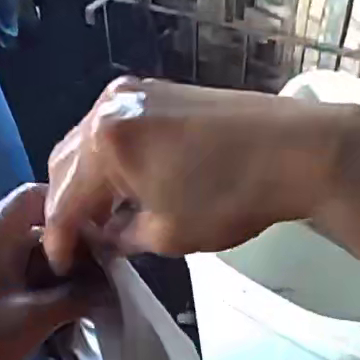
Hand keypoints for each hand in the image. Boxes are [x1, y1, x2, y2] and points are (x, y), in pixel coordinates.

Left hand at [0, 184, 95, 359]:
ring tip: (77, 295)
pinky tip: (48, 306)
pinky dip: (30, 280)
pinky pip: (4, 267)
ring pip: (19, 249)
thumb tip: (112, 285)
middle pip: (30, 224)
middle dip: (65, 249)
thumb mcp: (36, 318)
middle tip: (95, 275)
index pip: (35, 195)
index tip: (99, 237)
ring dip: (50, 269)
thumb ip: (79, 295)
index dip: (70, 210)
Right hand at [42, 77, 359, 272]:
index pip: (64, 202)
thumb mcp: (166, 235)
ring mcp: (133, 93)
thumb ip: (122, 236)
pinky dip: (108, 163)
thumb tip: (105, 235)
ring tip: (100, 220)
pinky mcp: (157, 91)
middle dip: (67, 208)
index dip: (60, 241)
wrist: (299, 150)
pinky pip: (113, 132)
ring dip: (85, 184)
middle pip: (65, 166)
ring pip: (86, 146)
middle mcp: (109, 108)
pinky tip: (122, 189)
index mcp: (106, 143)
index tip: (62, 267)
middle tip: (78, 245)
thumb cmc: (231, 198)